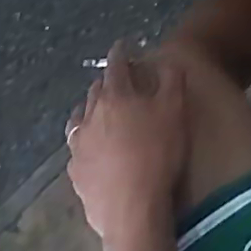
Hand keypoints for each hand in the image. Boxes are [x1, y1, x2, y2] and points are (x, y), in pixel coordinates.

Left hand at [67, 42, 187, 240]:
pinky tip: (99, 144)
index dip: (120, 52)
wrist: (132, 207)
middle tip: (123, 78)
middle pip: (96, 90)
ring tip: (105, 109)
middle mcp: (90, 117)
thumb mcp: (176, 107)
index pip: (115, 66)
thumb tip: (164, 61)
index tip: (123, 43)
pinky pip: (78, 144)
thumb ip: (171, 79)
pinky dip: (88, 135)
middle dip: (108, 80)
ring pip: (80, 118)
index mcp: (115, 97)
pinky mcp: (74, 172)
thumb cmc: (159, 150)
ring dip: (92, 107)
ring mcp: (77, 146)